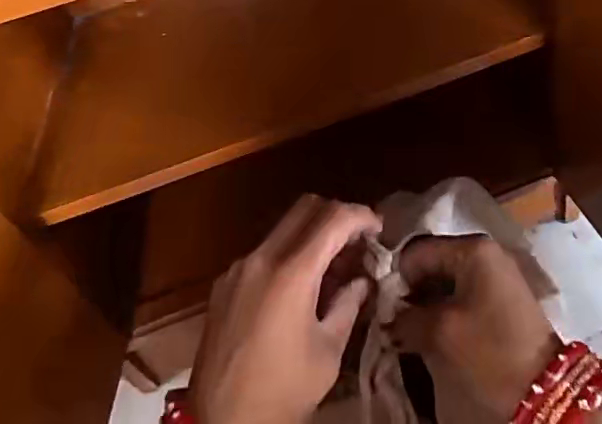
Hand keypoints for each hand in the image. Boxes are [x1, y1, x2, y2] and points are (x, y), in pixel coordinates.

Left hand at [192, 195, 381, 423]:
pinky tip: (297, 286)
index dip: (361, 215)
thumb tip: (361, 280)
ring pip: (282, 227)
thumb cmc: (281, 393)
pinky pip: (263, 251)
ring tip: (331, 264)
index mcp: (291, 272)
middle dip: (337, 215)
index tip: (378, 227)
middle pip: (306, 207)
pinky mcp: (224, 283)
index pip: (333, 218)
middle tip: (357, 240)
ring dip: (311, 233)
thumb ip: (347, 306)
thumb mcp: (327, 354)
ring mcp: (238, 267)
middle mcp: (261, 257)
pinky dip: (287, 253)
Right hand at [389, 234, 562, 418]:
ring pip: (446, 282)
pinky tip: (434, 335)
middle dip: (412, 292)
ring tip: (412, 332)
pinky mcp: (501, 298)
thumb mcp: (440, 333)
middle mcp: (484, 251)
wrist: (545, 393)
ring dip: (426, 306)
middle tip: (395, 322)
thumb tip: (387, 317)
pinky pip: (462, 295)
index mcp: (472, 248)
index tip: (384, 309)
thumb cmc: (490, 352)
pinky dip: (444, 312)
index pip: (417, 250)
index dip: (397, 278)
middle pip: (432, 263)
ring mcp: (495, 274)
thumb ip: (406, 317)